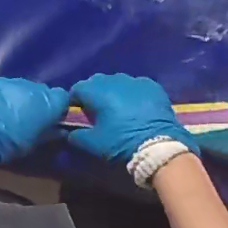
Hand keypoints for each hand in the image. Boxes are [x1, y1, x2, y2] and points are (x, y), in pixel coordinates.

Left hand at [0, 77, 69, 181]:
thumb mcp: (36, 142)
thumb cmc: (11, 144)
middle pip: (41, 91)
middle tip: (28, 115)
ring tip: (9, 111)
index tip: (51, 117)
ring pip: (22, 87)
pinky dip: (3, 94)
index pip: (62, 97)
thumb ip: (51, 132)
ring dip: (19, 96)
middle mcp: (33, 86)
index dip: (57, 107)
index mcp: (48, 102)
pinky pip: (4, 86)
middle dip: (37, 101)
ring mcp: (12, 81)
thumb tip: (59, 128)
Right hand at [67, 74, 197, 167]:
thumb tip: (69, 132)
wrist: (159, 146)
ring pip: (117, 81)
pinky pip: (136, 86)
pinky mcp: (153, 86)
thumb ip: (75, 135)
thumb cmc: (120, 143)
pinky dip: (132, 93)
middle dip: (94, 94)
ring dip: (113, 92)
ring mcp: (135, 81)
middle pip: (96, 82)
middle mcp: (114, 81)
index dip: (74, 101)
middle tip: (97, 111)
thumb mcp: (92, 143)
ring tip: (117, 108)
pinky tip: (136, 107)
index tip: (78, 113)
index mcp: (96, 92)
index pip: (77, 89)